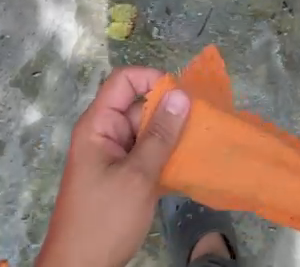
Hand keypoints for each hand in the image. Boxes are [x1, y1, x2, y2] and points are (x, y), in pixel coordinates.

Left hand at [36, 67, 190, 266]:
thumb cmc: (104, 220)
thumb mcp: (137, 176)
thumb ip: (160, 135)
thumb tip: (181, 94)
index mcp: (98, 125)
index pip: (123, 81)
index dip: (151, 79)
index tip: (180, 96)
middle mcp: (104, 135)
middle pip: (138, 106)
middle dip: (168, 113)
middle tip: (201, 123)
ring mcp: (112, 157)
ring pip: (146, 132)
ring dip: (170, 138)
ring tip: (200, 143)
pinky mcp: (121, 178)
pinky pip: (145, 155)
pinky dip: (164, 158)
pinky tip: (188, 167)